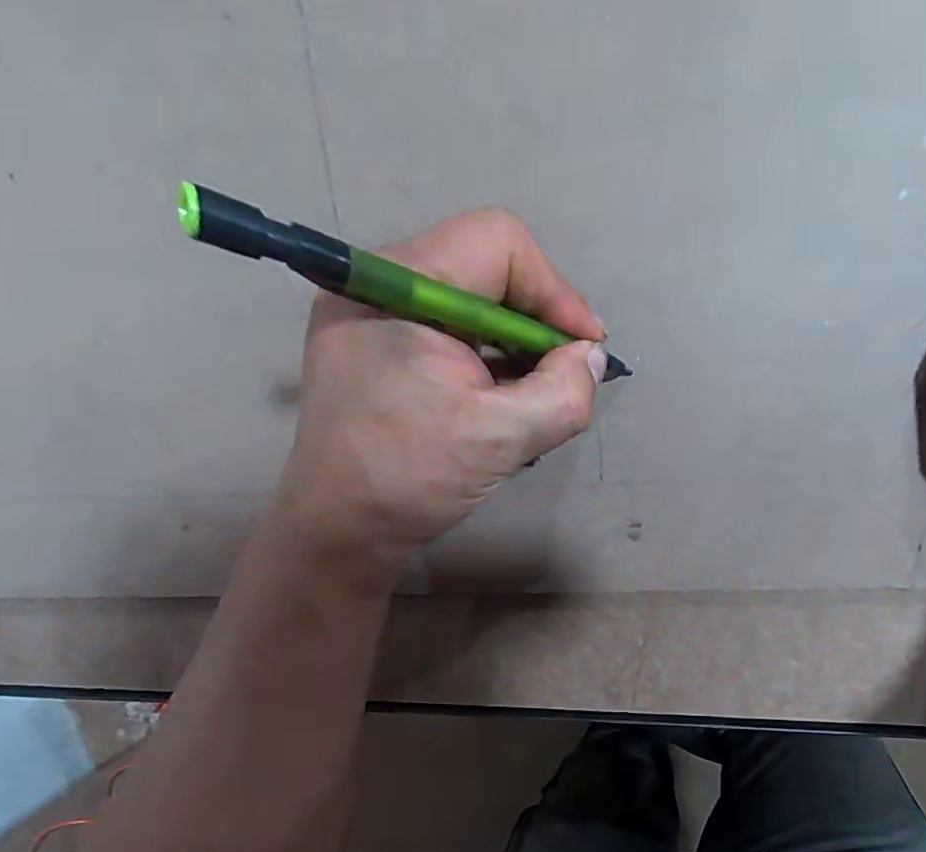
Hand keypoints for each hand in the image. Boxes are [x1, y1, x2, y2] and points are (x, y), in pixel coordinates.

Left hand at [270, 208, 607, 568]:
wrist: (336, 533)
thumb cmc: (407, 480)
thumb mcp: (499, 438)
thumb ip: (562, 393)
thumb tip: (589, 358)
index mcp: (394, 286)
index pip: (497, 244)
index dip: (552, 292)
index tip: (582, 349)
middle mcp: (376, 288)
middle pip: (483, 271)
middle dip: (533, 325)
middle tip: (562, 376)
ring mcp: (369, 321)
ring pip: (466, 307)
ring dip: (510, 349)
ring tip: (532, 400)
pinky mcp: (372, 354)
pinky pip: (442, 336)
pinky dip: (481, 364)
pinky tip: (498, 407)